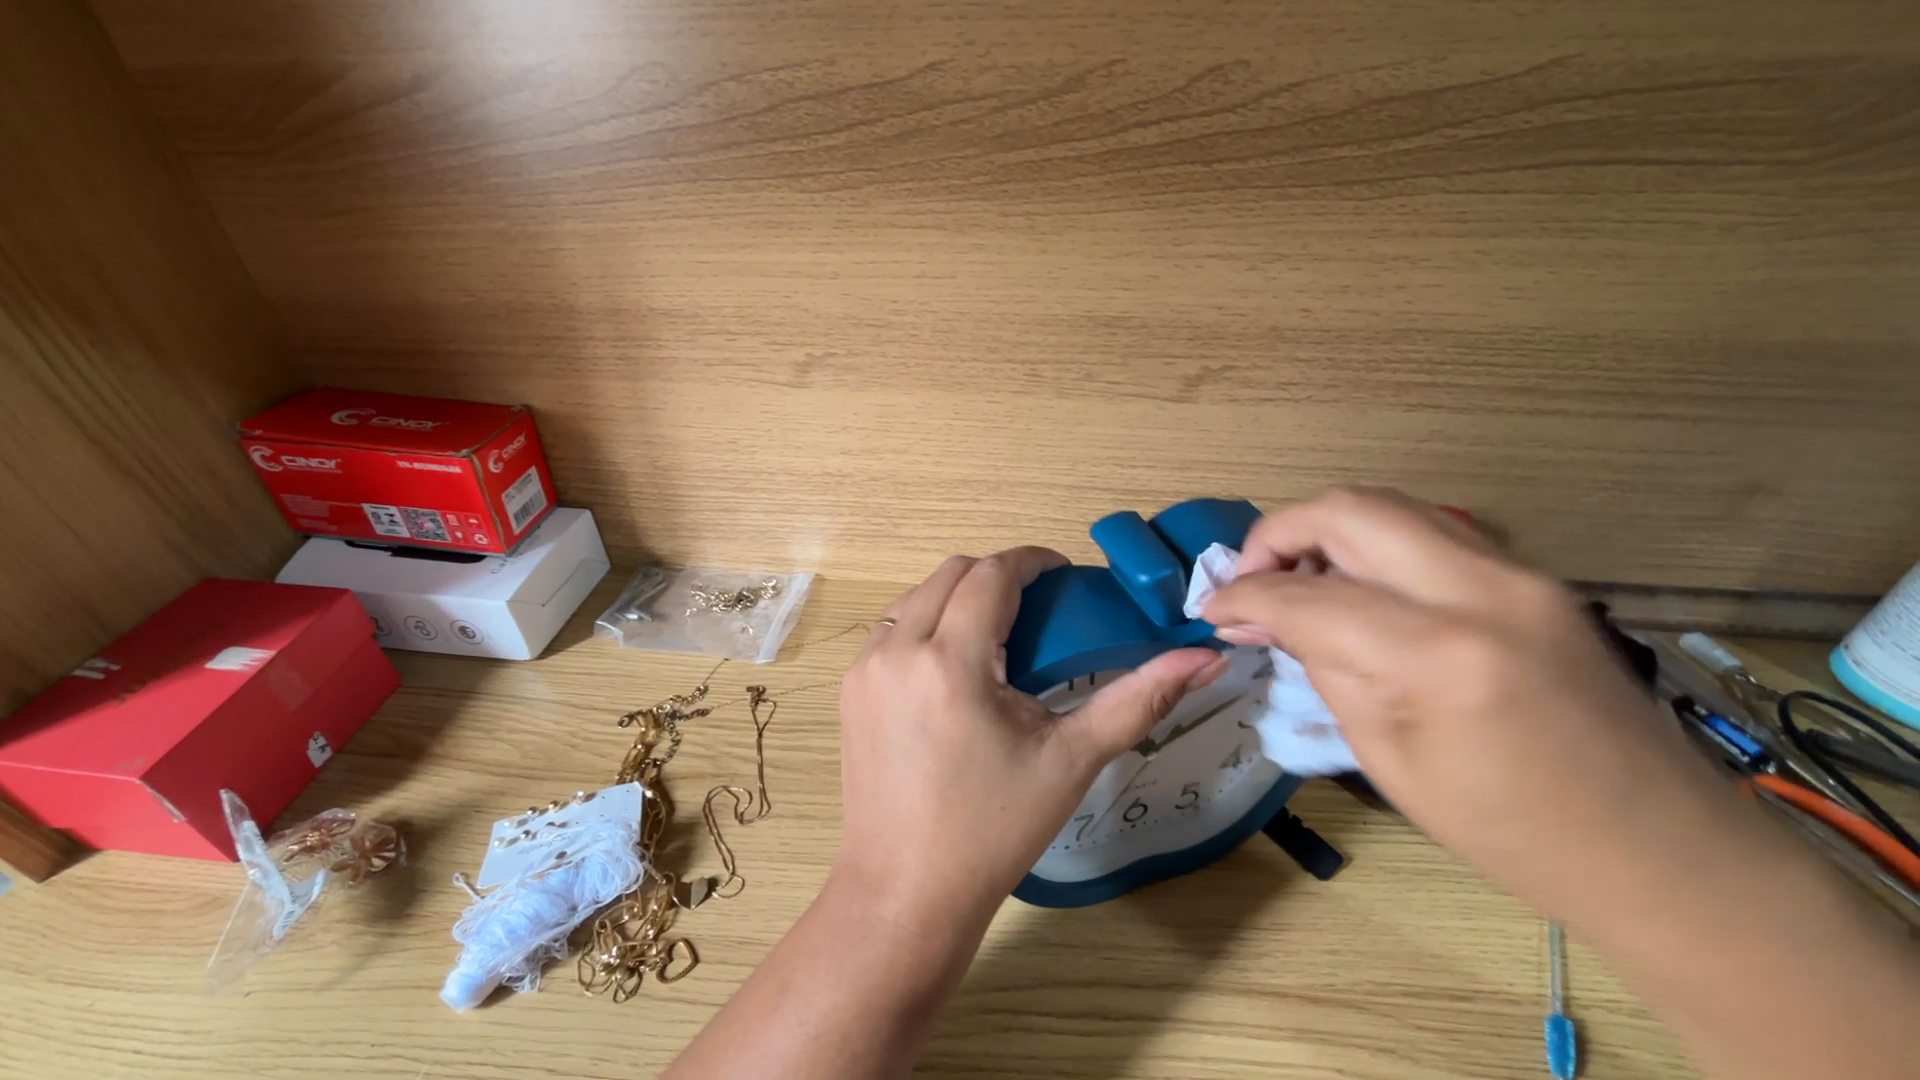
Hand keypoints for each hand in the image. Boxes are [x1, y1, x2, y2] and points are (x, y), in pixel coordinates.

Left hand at [834, 548, 1226, 934]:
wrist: (906, 889)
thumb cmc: (993, 830)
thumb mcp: (1070, 761)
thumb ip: (1139, 699)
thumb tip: (1205, 657)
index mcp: (950, 662)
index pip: (990, 575)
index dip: (1031, 562)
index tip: (1064, 573)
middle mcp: (896, 651)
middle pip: (950, 573)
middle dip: (997, 575)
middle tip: (1040, 606)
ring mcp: (864, 670)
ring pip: (914, 596)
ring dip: (958, 595)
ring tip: (999, 633)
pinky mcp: (849, 691)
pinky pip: (889, 627)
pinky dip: (925, 622)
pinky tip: (955, 663)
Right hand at [1201, 488, 1744, 916]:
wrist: (1659, 848)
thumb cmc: (1509, 831)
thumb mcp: (1389, 759)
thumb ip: (1326, 668)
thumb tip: (1267, 620)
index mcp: (1440, 656)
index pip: (1308, 595)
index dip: (1244, 596)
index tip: (1213, 610)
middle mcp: (1484, 590)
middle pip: (1350, 510)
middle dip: (1279, 533)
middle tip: (1248, 579)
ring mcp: (1520, 574)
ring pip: (1392, 506)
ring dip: (1326, 531)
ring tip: (1294, 580)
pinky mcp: (1534, 577)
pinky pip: (1430, 533)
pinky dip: (1373, 544)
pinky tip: (1354, 588)